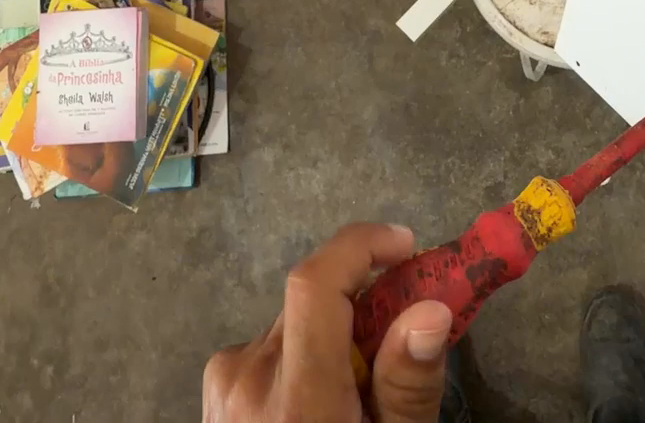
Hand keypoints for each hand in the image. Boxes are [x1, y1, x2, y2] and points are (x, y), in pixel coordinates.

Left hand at [202, 223, 453, 422]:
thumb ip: (407, 387)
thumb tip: (432, 308)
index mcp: (295, 400)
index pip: (315, 284)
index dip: (361, 245)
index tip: (406, 244)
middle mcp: (247, 378)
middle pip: (313, 302)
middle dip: (364, 302)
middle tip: (407, 327)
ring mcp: (222, 384)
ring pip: (294, 324)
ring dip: (332, 333)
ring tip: (358, 390)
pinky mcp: (212, 390)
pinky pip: (269, 346)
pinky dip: (302, 353)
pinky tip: (315, 401)